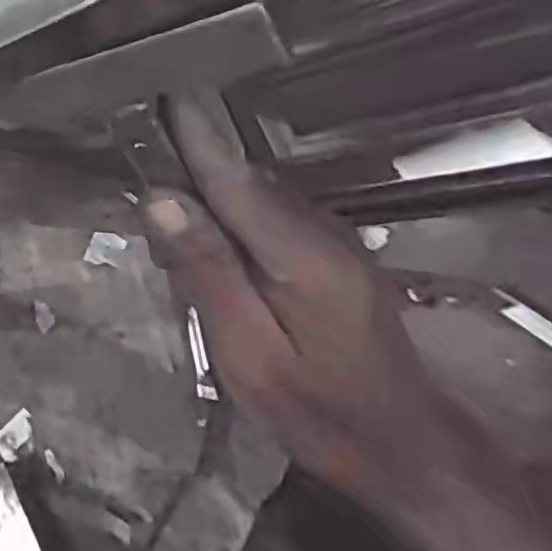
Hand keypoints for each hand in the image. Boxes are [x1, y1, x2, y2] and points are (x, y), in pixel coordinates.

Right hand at [145, 89, 551, 550]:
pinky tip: (210, 238)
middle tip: (140, 169)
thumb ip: (207, 273)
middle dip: (188, 165)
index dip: (194, 138)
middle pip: (241, 181)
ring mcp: (334, 237)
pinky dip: (229, 210)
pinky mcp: (333, 250)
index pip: (232, 178)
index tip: (162, 97)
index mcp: (302, 255)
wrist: (410, 453)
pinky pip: (268, 212)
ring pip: (253, 194)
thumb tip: (162, 201)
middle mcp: (322, 230)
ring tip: (164, 201)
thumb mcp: (250, 357)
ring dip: (207, 188)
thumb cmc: (324, 416)